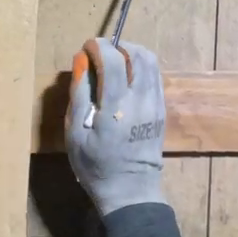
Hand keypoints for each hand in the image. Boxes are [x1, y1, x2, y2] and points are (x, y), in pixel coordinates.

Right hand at [66, 38, 166, 215]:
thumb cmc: (95, 164)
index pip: (113, 60)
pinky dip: (141, 66)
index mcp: (117, 107)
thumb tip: (81, 60)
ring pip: (150, 61)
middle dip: (117, 45)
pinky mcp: (162, 108)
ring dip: (131, 53)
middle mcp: (141, 100)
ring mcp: (156, 103)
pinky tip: (126, 76)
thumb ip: (78, 93)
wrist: (130, 191)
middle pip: (138, 54)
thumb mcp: (75, 132)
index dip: (99, 46)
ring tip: (114, 61)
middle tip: (100, 52)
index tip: (87, 47)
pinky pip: (155, 75)